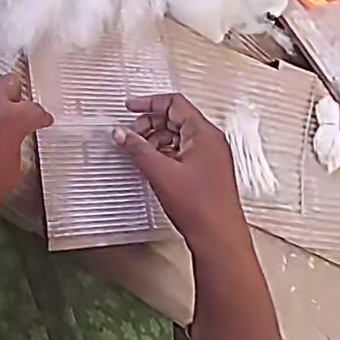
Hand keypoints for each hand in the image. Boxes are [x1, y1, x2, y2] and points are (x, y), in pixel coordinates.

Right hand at [112, 94, 246, 249]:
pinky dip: (164, 151)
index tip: (130, 107)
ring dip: (155, 138)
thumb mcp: (159, 172)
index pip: (174, 103)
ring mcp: (210, 155)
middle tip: (131, 134)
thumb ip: (137, 148)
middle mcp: (210, 140)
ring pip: (177, 134)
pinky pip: (182, 149)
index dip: (149, 103)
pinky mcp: (206, 169)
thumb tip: (121, 132)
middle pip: (175, 117)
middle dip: (149, 123)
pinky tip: (152, 163)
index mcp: (203, 134)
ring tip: (139, 151)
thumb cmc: (199, 206)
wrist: (218, 236)